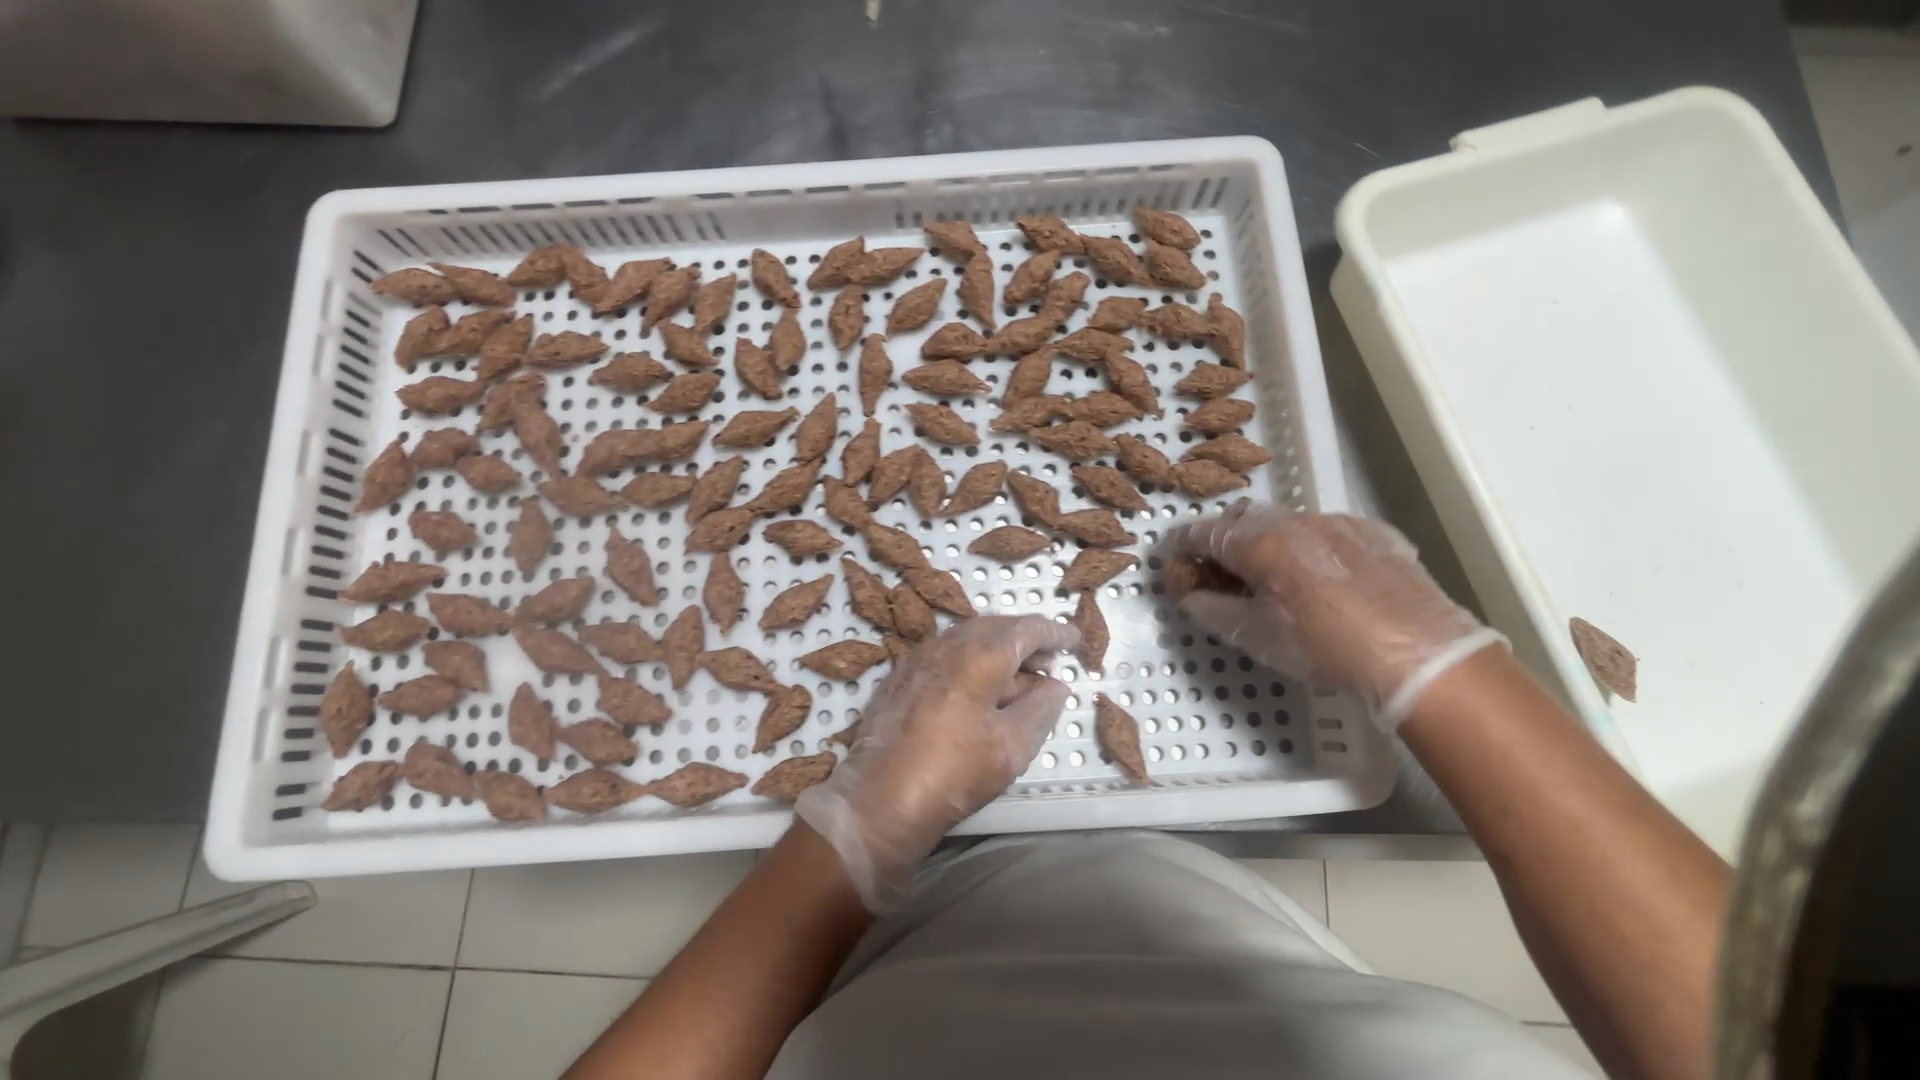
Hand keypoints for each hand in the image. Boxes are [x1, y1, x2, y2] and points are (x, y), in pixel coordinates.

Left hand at [795, 615, 1078, 912]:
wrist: (878, 801)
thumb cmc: (954, 771)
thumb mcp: (1013, 746)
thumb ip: (1041, 708)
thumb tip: (1055, 685)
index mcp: (980, 653)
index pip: (1027, 629)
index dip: (1055, 632)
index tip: (1075, 640)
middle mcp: (947, 643)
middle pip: (996, 628)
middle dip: (1026, 641)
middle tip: (1049, 662)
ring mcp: (918, 659)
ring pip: (968, 641)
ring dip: (997, 652)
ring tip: (1018, 681)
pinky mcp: (899, 679)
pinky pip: (946, 657)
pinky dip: (971, 664)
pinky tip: (978, 692)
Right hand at [1172, 505, 1504, 731]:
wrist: (1421, 655)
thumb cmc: (1327, 648)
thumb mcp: (1257, 638)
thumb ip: (1214, 611)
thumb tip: (1191, 596)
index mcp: (1261, 542)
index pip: (1207, 532)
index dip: (1182, 543)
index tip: (1170, 555)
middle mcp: (1297, 520)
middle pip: (1246, 519)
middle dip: (1225, 539)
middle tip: (1218, 570)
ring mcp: (1341, 523)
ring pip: (1289, 522)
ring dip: (1268, 540)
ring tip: (1269, 573)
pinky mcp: (1377, 534)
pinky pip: (1329, 531)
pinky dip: (1311, 546)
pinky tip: (1318, 574)